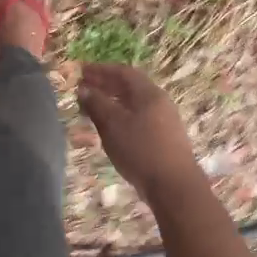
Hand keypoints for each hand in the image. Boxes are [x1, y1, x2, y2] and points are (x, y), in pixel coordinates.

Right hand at [77, 64, 199, 199]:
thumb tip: (83, 89)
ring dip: (112, 101)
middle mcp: (159, 102)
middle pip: (130, 87)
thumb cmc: (141, 149)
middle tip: (84, 86)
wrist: (174, 187)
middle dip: (106, 84)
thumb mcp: (112, 124)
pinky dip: (121, 116)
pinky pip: (138, 118)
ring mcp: (164, 121)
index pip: (123, 72)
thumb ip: (96, 104)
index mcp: (149, 94)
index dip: (101, 70)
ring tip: (92, 107)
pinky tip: (110, 127)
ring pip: (134, 104)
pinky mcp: (164, 139)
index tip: (82, 71)